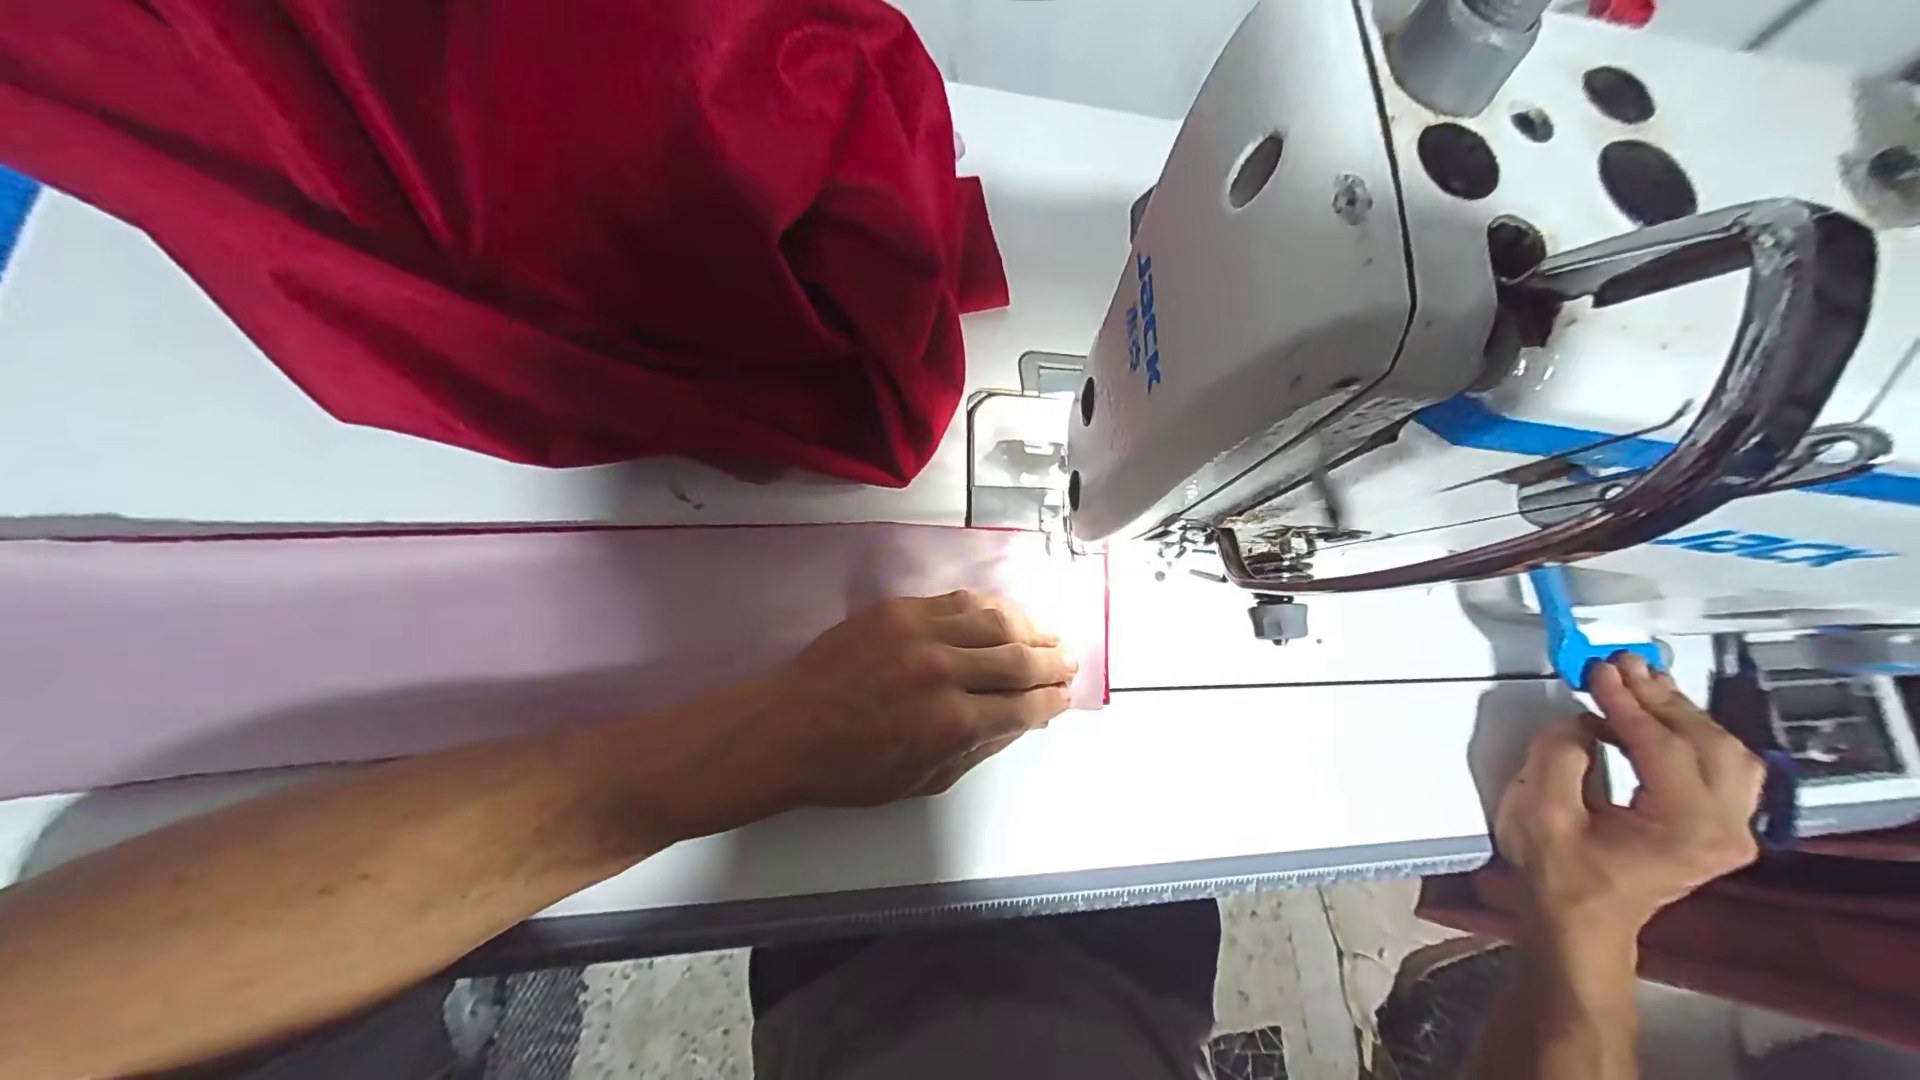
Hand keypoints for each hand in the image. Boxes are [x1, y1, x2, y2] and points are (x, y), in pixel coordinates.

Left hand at [668, 591, 1076, 831]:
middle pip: (1019, 658)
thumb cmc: (852, 769)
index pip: (1024, 706)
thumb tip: (1026, 719)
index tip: (1066, 695)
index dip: (1052, 701)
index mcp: (952, 724)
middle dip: (1053, 661)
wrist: (786, 727)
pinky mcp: (898, 608)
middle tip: (1069, 661)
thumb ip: (980, 747)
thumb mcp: (924, 779)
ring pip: (995, 619)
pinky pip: (958, 600)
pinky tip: (1004, 613)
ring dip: (1029, 627)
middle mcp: (943, 671)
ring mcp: (920, 631)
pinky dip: (989, 606)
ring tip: (1046, 634)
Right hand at [1495, 654, 1764, 941]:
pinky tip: (1652, 716)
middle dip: (1663, 698)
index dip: (1628, 703)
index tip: (1598, 668)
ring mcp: (1732, 830)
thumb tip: (1581, 722)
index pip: (1664, 747)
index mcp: (1685, 828)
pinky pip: (1721, 767)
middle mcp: (1728, 830)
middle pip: (1712, 745)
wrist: (1580, 919)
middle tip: (1621, 663)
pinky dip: (1689, 733)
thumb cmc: (1556, 869)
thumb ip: (1559, 756)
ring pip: (1729, 753)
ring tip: (1638, 680)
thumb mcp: (1540, 810)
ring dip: (1682, 713)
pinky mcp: (1719, 826)